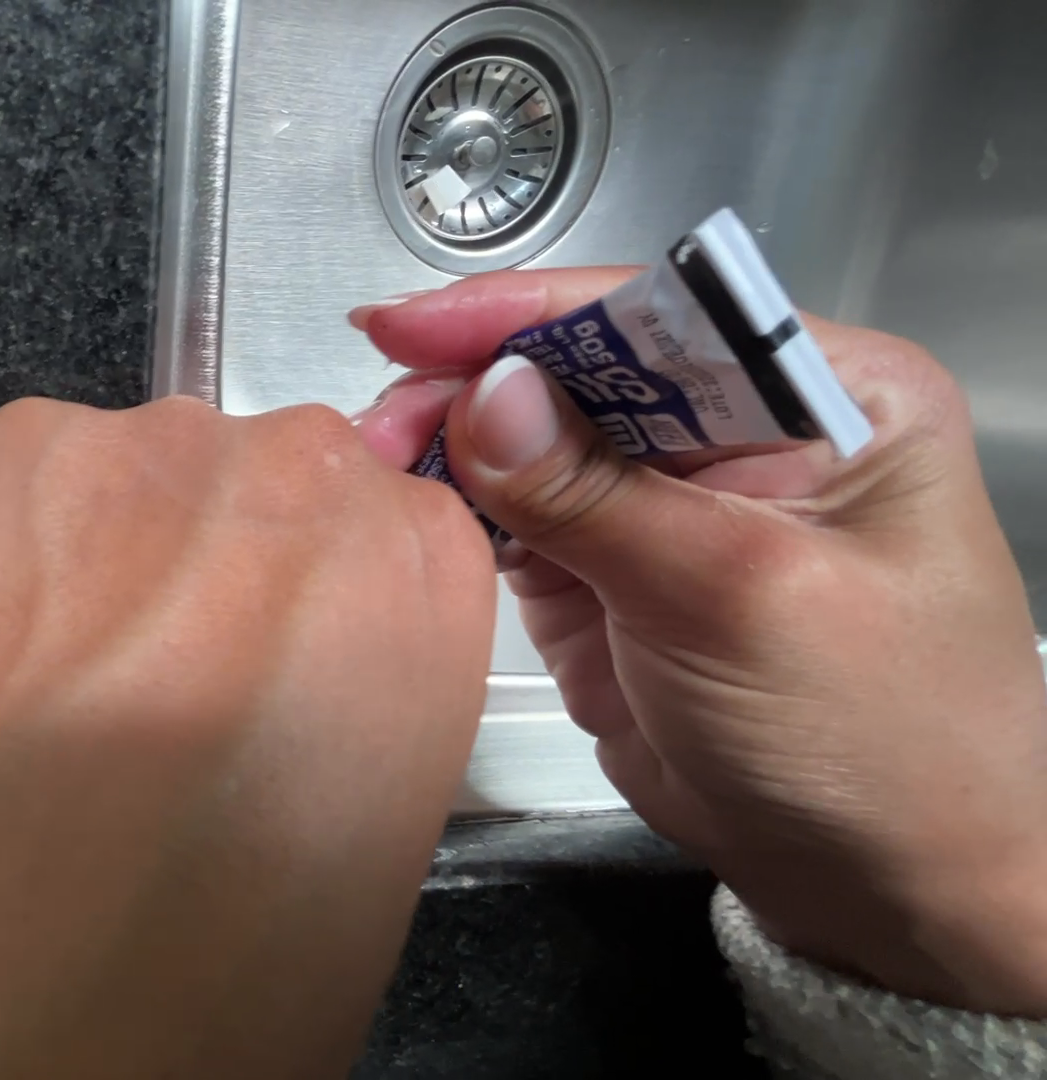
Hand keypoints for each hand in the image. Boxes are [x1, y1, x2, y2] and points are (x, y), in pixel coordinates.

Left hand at [0, 394, 495, 1077]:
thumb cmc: (211, 951)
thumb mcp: (358, 830)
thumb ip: (353, 692)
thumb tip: (292, 655)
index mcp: (419, 568)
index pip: (379, 526)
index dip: (307, 596)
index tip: (258, 650)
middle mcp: (304, 469)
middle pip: (265, 483)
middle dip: (221, 555)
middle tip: (155, 658)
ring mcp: (160, 443)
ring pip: (154, 469)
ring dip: (121, 540)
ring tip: (64, 657)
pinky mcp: (23, 444)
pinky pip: (48, 466)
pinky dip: (27, 531)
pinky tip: (1, 631)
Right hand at [356, 270, 1046, 1014]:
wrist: (855, 866)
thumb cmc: (867, 734)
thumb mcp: (736, 598)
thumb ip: (599, 495)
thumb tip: (484, 399)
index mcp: (812, 396)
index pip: (641, 320)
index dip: (512, 315)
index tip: (403, 324)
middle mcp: (719, 431)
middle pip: (559, 372)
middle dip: (459, 387)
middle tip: (379, 424)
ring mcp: (642, 497)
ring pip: (515, 438)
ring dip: (439, 444)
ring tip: (375, 460)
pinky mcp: (584, 557)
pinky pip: (498, 507)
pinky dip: (446, 501)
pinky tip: (405, 502)